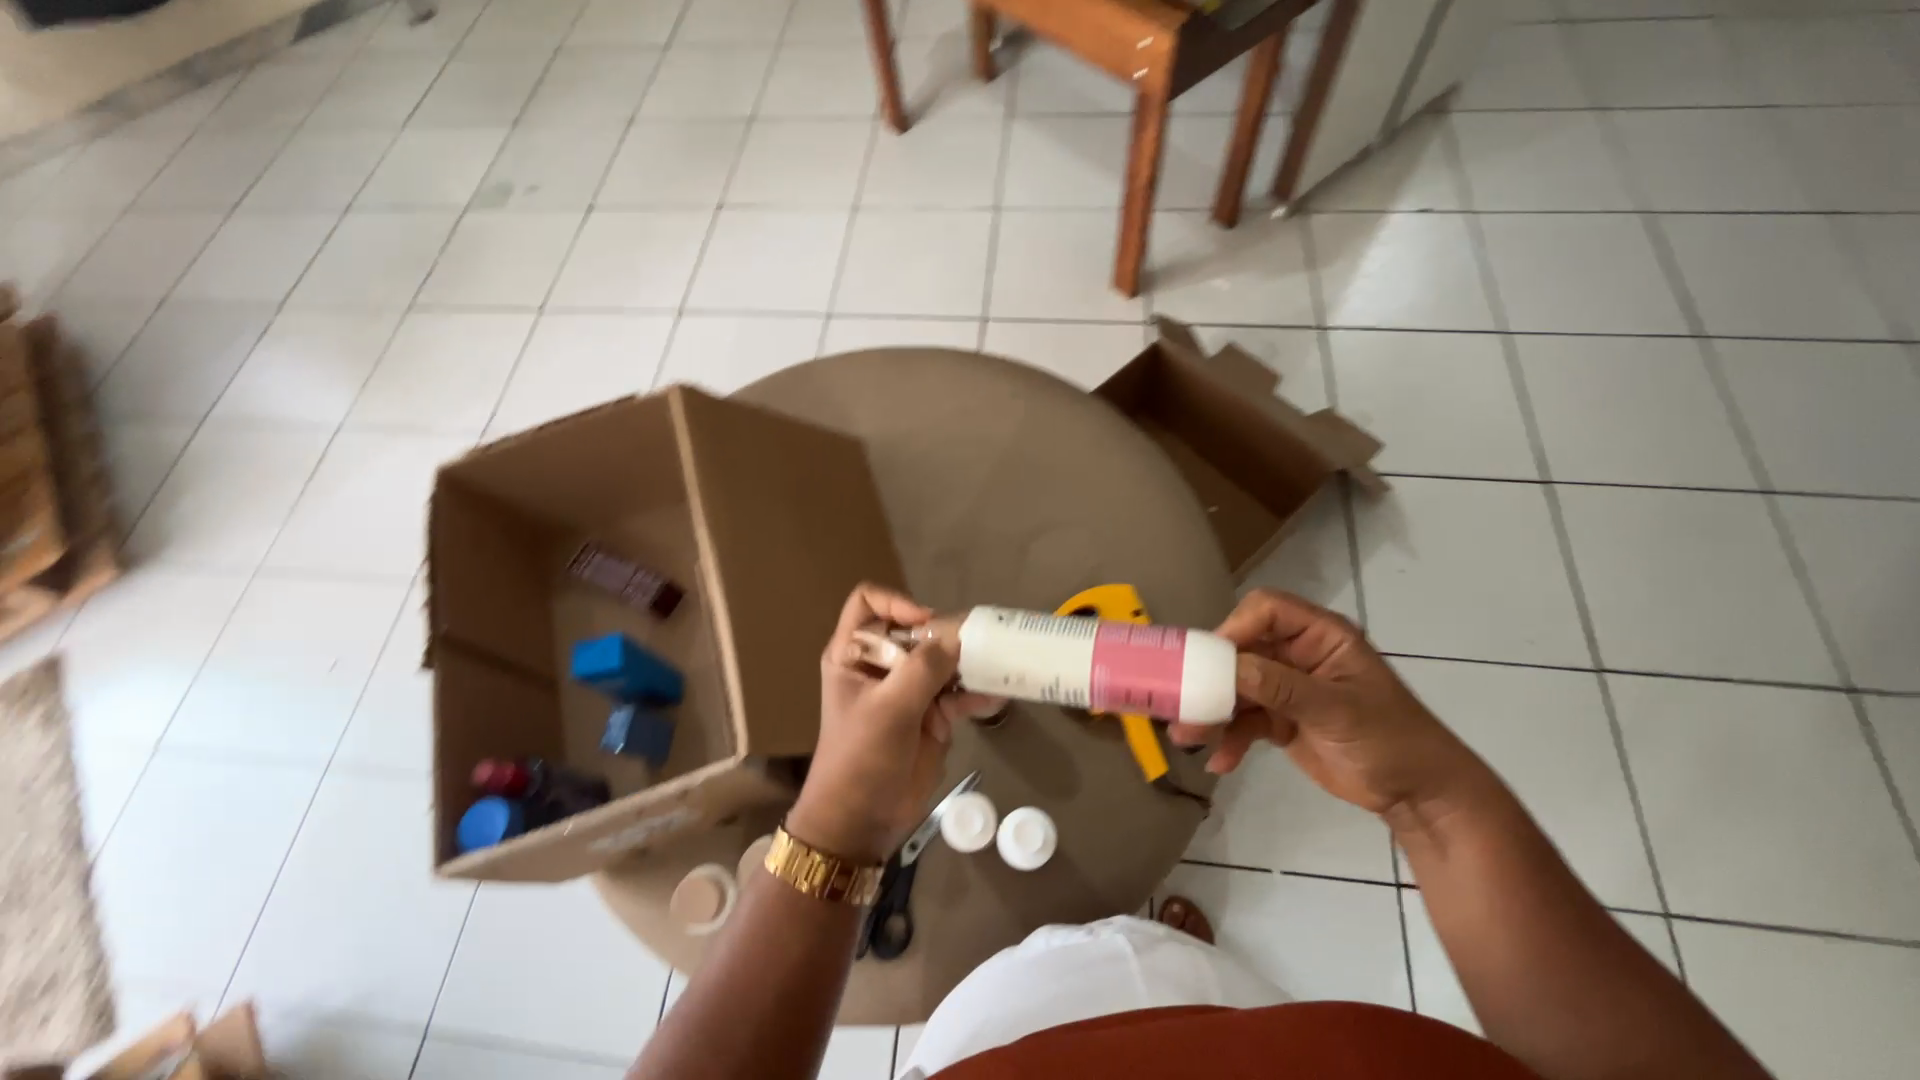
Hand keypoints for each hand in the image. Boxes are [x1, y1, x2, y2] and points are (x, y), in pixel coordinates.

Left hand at [788, 584, 1001, 862]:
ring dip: (966, 662)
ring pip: (941, 662)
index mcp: (853, 656)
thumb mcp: (889, 709)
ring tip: (994, 664)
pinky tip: (996, 697)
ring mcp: (906, 692)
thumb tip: (955, 639)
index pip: (869, 605)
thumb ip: (923, 670)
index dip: (897, 604)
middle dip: (944, 635)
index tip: (925, 623)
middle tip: (977, 642)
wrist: (860, 819)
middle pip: (915, 632)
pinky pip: (956, 695)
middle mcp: (879, 667)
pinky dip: (975, 694)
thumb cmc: (861, 758)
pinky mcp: (929, 718)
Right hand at [1168, 589, 1479, 818]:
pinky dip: (1229, 738)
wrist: (1417, 793)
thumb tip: (1229, 667)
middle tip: (1179, 698)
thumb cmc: (1390, 739)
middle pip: (1241, 650)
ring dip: (1212, 712)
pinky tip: (1221, 762)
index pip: (1266, 610)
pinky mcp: (1281, 720)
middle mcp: (1298, 655)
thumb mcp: (1337, 710)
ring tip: (1188, 737)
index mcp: (1320, 636)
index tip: (1210, 658)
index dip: (1235, 627)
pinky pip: (1243, 721)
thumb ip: (1281, 687)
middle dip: (1211, 676)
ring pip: (1236, 688)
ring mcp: (1287, 688)